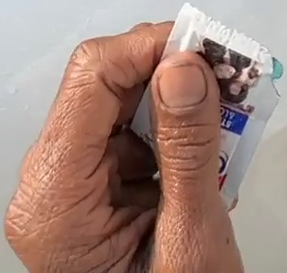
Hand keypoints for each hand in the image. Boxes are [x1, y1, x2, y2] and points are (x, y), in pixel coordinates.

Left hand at [6, 22, 243, 272]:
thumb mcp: (188, 239)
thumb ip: (187, 148)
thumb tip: (184, 67)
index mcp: (55, 196)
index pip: (91, 77)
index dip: (151, 47)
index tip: (206, 49)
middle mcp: (53, 180)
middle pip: (108, 81)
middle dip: (175, 68)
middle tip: (230, 71)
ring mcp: (75, 180)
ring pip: (127, 97)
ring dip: (184, 93)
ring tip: (232, 106)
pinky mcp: (100, 182)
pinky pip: (138, 125)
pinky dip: (181, 120)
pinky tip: (215, 136)